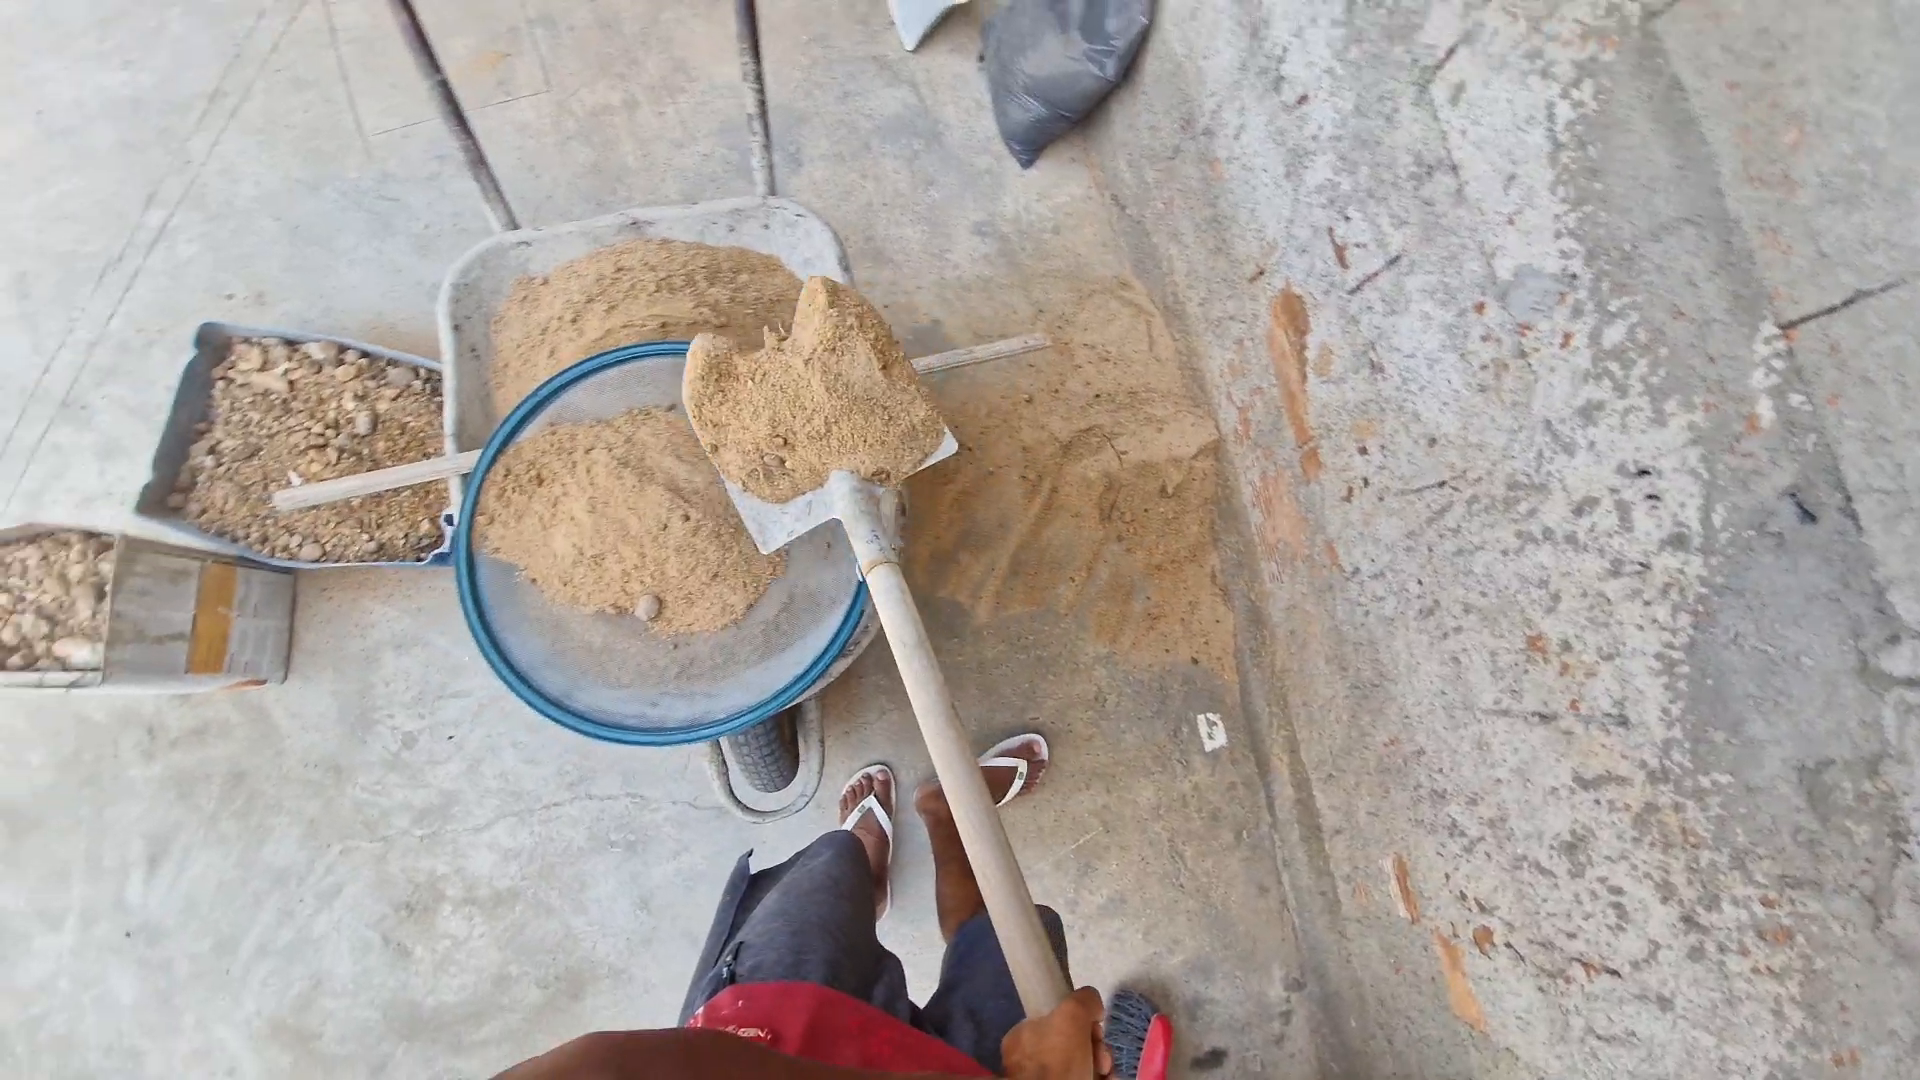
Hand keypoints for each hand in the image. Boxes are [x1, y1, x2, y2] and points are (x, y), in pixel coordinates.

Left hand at [1000, 987, 1111, 1079]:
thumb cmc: (1057, 1060)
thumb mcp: (1072, 1014)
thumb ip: (1084, 1000)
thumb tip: (1094, 1005)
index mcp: (1023, 1037)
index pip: (1057, 1022)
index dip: (1082, 1024)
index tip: (1096, 1030)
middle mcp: (1031, 1063)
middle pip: (1075, 1048)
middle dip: (1097, 1050)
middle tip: (1104, 1059)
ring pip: (1084, 1069)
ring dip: (1104, 1069)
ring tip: (1109, 1075)